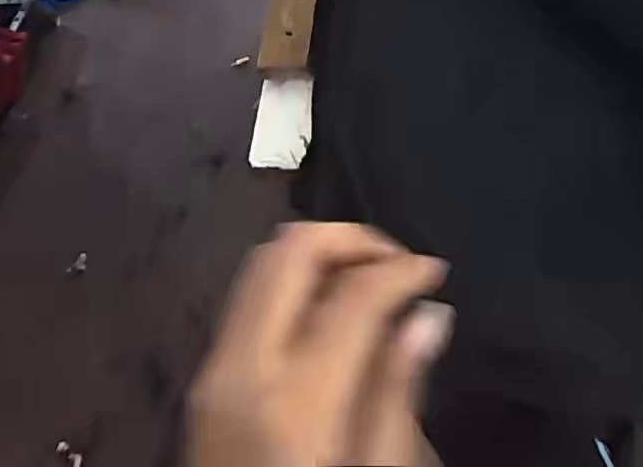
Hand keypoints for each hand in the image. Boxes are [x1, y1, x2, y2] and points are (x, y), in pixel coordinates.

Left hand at [186, 222, 452, 466]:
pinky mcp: (207, 377)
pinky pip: (251, 293)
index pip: (352, 296)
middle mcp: (240, 366)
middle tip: (398, 265)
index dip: (400, 270)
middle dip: (351, 240)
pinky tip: (331, 307)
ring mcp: (214, 368)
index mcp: (291, 402)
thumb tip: (430, 313)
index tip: (435, 271)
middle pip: (291, 250)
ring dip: (321, 253)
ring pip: (264, 259)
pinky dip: (294, 278)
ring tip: (371, 280)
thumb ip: (398, 393)